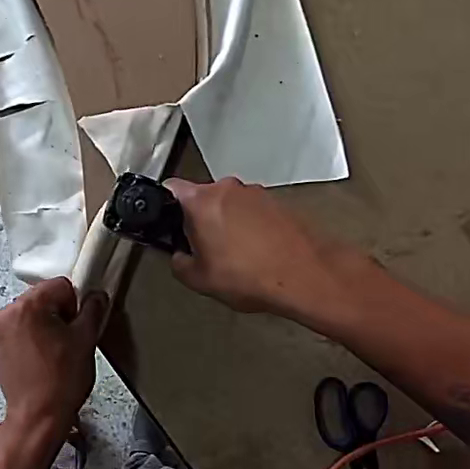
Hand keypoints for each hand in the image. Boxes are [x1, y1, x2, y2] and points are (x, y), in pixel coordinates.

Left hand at [0, 278, 106, 430]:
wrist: (39, 416)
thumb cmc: (59, 383)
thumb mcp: (86, 339)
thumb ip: (94, 310)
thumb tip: (97, 298)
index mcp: (27, 307)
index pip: (60, 285)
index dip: (77, 302)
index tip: (82, 320)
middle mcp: (7, 314)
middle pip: (44, 297)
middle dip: (62, 313)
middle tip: (72, 339)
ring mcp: (0, 331)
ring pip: (34, 313)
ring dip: (49, 325)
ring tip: (59, 351)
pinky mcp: (0, 346)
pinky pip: (24, 328)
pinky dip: (37, 336)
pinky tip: (48, 356)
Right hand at [165, 177, 374, 321]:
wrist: (304, 275)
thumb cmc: (254, 275)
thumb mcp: (200, 280)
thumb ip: (180, 264)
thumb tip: (180, 258)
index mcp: (202, 201)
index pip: (170, 189)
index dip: (165, 206)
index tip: (168, 222)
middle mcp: (229, 189)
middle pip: (203, 198)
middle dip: (201, 221)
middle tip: (205, 250)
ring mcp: (257, 194)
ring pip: (231, 205)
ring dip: (229, 225)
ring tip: (236, 259)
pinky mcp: (278, 204)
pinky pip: (255, 213)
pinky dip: (253, 229)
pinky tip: (257, 255)